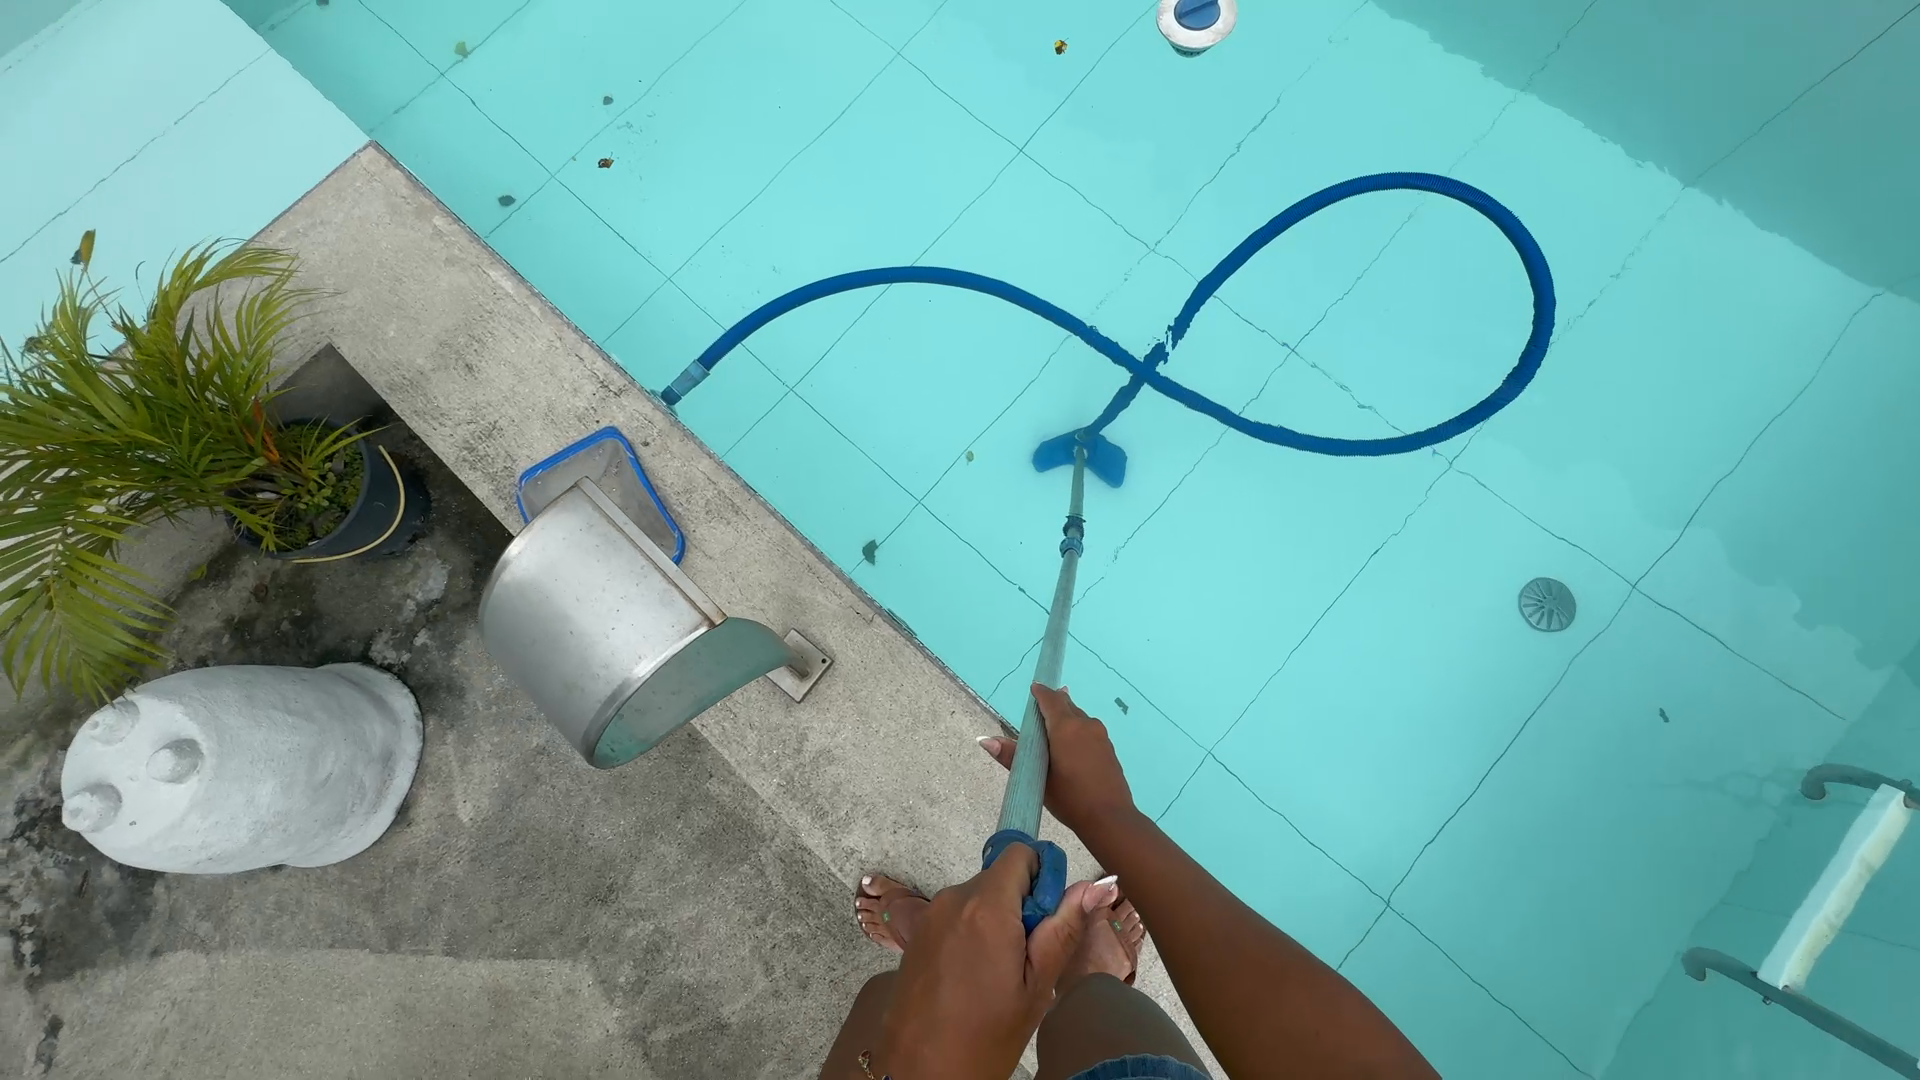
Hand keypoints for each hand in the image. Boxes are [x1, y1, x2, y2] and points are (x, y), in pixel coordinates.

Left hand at [870, 845, 1115, 1078]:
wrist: (917, 1074)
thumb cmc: (986, 1035)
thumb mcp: (1036, 987)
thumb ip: (1064, 929)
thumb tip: (1096, 885)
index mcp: (987, 905)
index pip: (1020, 853)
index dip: (1040, 877)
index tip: (1047, 919)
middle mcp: (955, 896)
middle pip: (1000, 877)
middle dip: (1020, 905)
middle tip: (1027, 958)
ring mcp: (931, 913)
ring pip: (979, 897)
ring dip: (996, 921)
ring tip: (999, 974)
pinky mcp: (917, 931)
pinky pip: (957, 915)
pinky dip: (972, 933)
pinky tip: (973, 978)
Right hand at [979, 683, 1135, 836]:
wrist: (1111, 819)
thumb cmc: (1070, 799)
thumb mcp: (1037, 779)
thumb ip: (1011, 756)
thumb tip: (984, 740)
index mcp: (1065, 727)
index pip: (1050, 700)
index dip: (1040, 692)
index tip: (1033, 688)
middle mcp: (1084, 724)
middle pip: (1066, 705)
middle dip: (1053, 702)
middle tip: (1041, 704)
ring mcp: (1100, 735)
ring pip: (1079, 717)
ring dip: (1066, 716)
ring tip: (1054, 724)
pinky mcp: (1109, 746)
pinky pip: (1088, 728)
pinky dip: (1077, 729)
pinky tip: (1072, 743)